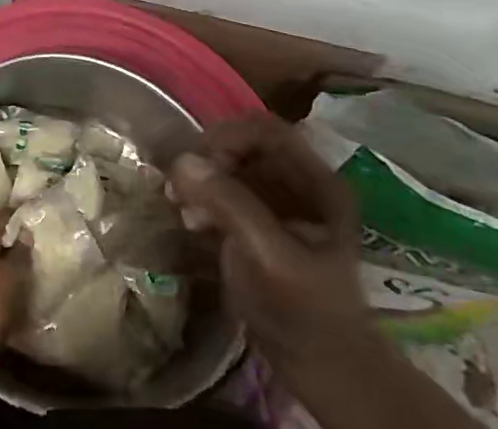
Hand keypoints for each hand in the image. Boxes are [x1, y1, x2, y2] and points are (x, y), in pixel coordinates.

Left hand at [0, 207, 30, 359]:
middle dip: (13, 235)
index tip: (35, 210)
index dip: (17, 212)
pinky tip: (17, 277)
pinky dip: (3, 270)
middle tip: (36, 234)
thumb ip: (20, 251)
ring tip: (30, 255)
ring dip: (8, 254)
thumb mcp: (12, 275)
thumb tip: (24, 231)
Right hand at [167, 115, 372, 365]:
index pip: (269, 132)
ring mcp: (277, 202)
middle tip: (180, 185)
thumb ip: (231, 205)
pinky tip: (189, 221)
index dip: (230, 136)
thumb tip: (182, 161)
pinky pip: (223, 191)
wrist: (317, 366)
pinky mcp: (256, 220)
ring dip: (201, 179)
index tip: (197, 162)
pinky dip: (201, 198)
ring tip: (179, 206)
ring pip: (230, 166)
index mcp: (318, 183)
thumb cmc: (304, 311)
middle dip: (209, 159)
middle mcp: (299, 183)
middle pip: (246, 145)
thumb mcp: (270, 257)